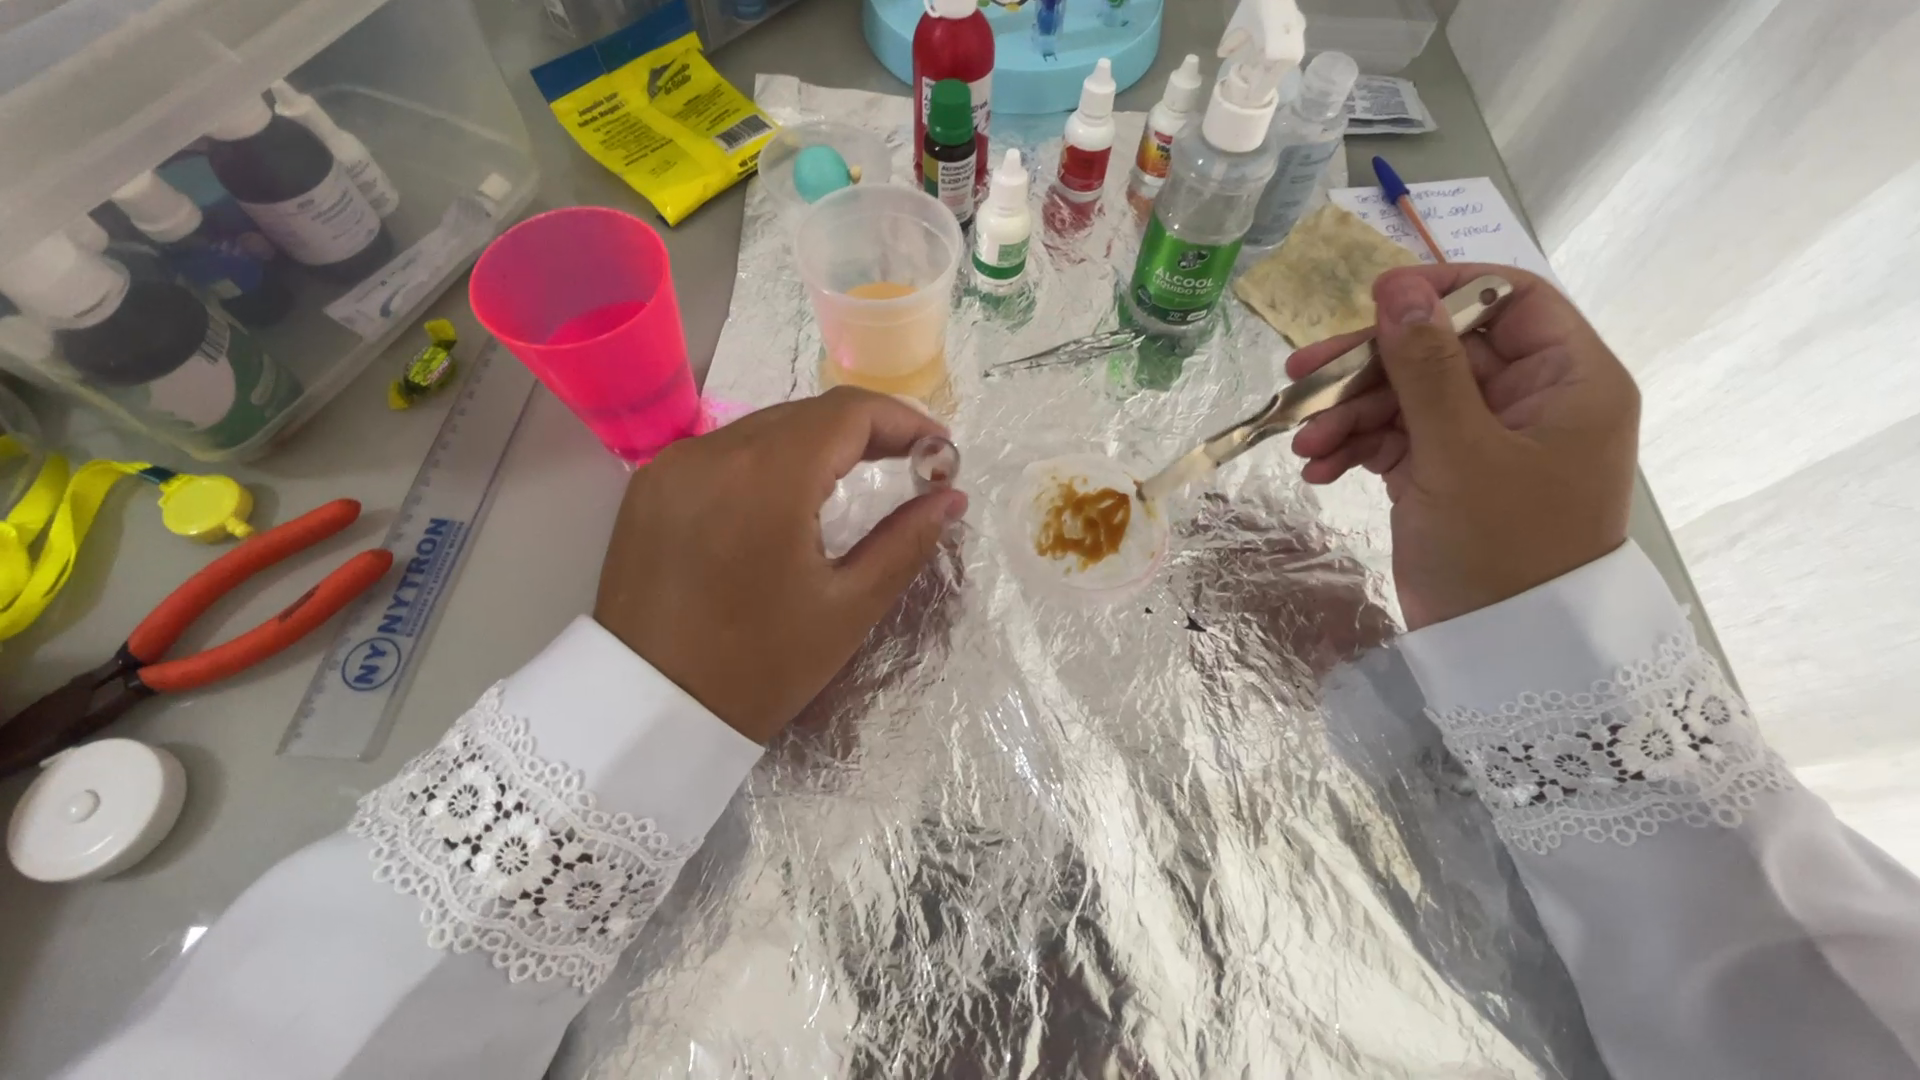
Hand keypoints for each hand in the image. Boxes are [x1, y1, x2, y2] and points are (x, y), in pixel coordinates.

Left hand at [594, 387, 967, 742]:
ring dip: (819, 442)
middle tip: (911, 464)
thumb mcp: (847, 609)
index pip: (848, 413)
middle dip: (867, 430)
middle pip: (807, 413)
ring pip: (766, 427)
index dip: (904, 420)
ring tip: (860, 476)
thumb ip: (906, 542)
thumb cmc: (758, 668)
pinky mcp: (650, 486)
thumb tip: (952, 497)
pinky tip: (792, 493)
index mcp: (766, 479)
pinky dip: (772, 459)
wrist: (646, 711)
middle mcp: (713, 451)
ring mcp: (672, 464)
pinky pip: (726, 450)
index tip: (939, 450)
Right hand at [1286, 264, 1639, 629]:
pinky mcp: (1445, 474)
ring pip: (1407, 399)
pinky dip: (1356, 450)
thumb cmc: (1502, 546)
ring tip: (1304, 447)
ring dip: (1350, 417)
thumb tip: (1397, 287)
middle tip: (1299, 378)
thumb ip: (1427, 365)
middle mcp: (1527, 400)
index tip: (1370, 303)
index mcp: (1566, 379)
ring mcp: (1482, 439)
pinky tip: (1319, 470)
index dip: (1440, 292)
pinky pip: (1395, 441)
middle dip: (1368, 369)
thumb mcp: (1460, 450)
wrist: (1502, 647)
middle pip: (1439, 352)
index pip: (1508, 300)